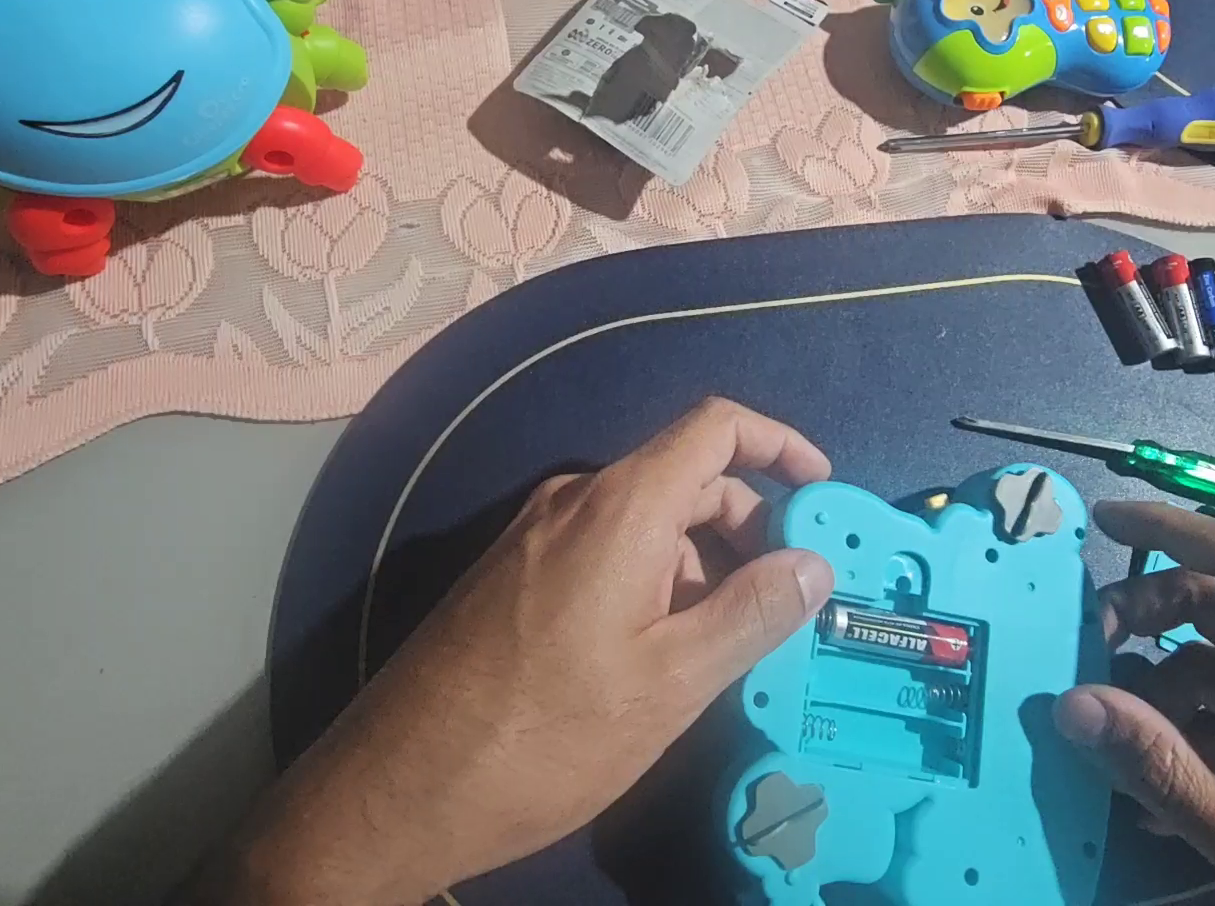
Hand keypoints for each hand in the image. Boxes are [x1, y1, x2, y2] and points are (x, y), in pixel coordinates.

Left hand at [195, 398, 835, 905]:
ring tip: (725, 637)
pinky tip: (663, 645)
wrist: (395, 787)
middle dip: (747, 523)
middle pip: (687, 476)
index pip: (716, 426)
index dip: (778, 443)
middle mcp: (580, 497)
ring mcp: (543, 530)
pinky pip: (610, 546)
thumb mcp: (670, 681)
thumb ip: (751, 613)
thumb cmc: (545, 732)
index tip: (819, 486)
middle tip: (781, 593)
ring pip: (650, 518)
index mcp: (623, 504)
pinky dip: (657, 576)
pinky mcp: (521, 568)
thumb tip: (812, 565)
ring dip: (702, 560)